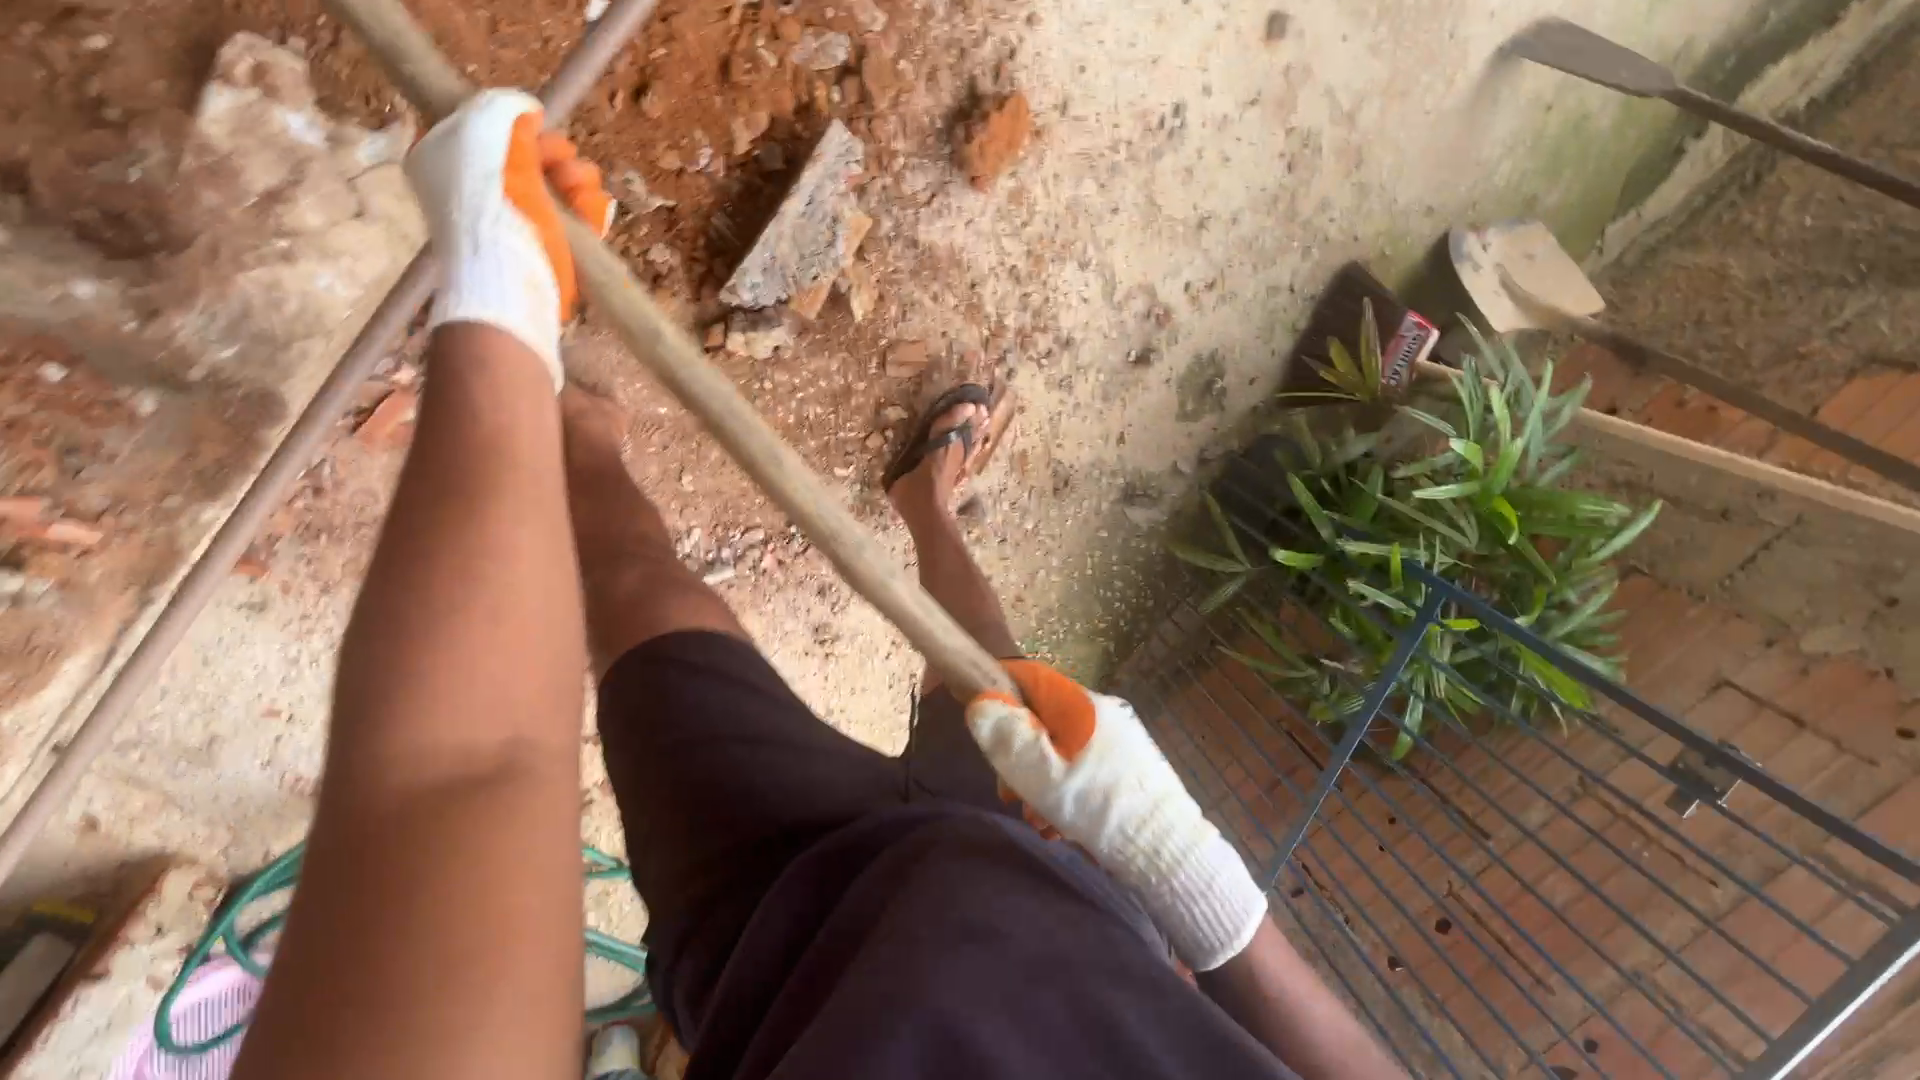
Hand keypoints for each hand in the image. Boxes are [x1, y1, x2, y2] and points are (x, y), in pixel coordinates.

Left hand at [406, 89, 614, 390]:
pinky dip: (591, 210)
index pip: (485, 126)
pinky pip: (579, 216)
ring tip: (581, 194)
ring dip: (580, 181)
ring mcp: (519, 220)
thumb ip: (504, 113)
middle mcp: (481, 189)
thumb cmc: (493, 212)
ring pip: (560, 184)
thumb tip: (526, 112)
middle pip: (530, 155)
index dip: (515, 125)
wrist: (513, 284)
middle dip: (556, 156)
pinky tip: (595, 212)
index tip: (535, 130)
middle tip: (564, 165)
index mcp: (447, 161)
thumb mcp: (488, 142)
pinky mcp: (552, 247)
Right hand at [966, 661, 1267, 970]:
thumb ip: (1007, 738)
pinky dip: (1066, 793)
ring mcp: (1118, 742)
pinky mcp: (1128, 769)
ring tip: (1038, 824)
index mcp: (1082, 706)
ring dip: (1041, 785)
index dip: (999, 690)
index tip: (978, 718)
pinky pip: (1084, 770)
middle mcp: (1102, 715)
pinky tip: (1062, 828)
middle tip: (1009, 796)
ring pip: (1062, 750)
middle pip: (1044, 720)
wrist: (1168, 852)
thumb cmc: (1098, 809)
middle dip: (1019, 758)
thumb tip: (979, 703)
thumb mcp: (1042, 777)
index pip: (1031, 677)